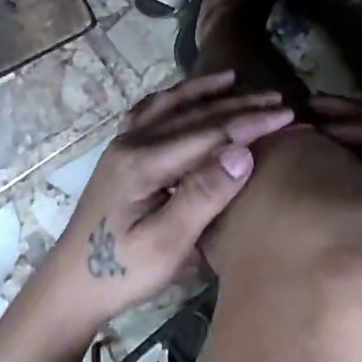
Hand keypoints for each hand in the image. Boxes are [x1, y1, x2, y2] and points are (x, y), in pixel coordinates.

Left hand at [32, 71, 293, 335]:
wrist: (72, 282)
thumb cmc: (122, 271)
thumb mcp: (167, 244)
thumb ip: (202, 195)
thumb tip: (242, 152)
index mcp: (145, 163)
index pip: (209, 133)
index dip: (251, 123)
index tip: (289, 115)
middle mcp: (132, 142)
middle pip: (193, 115)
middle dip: (238, 106)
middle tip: (279, 100)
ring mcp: (121, 144)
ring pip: (169, 106)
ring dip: (204, 93)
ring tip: (234, 79)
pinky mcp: (119, 153)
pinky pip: (148, 113)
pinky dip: (172, 99)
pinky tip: (183, 96)